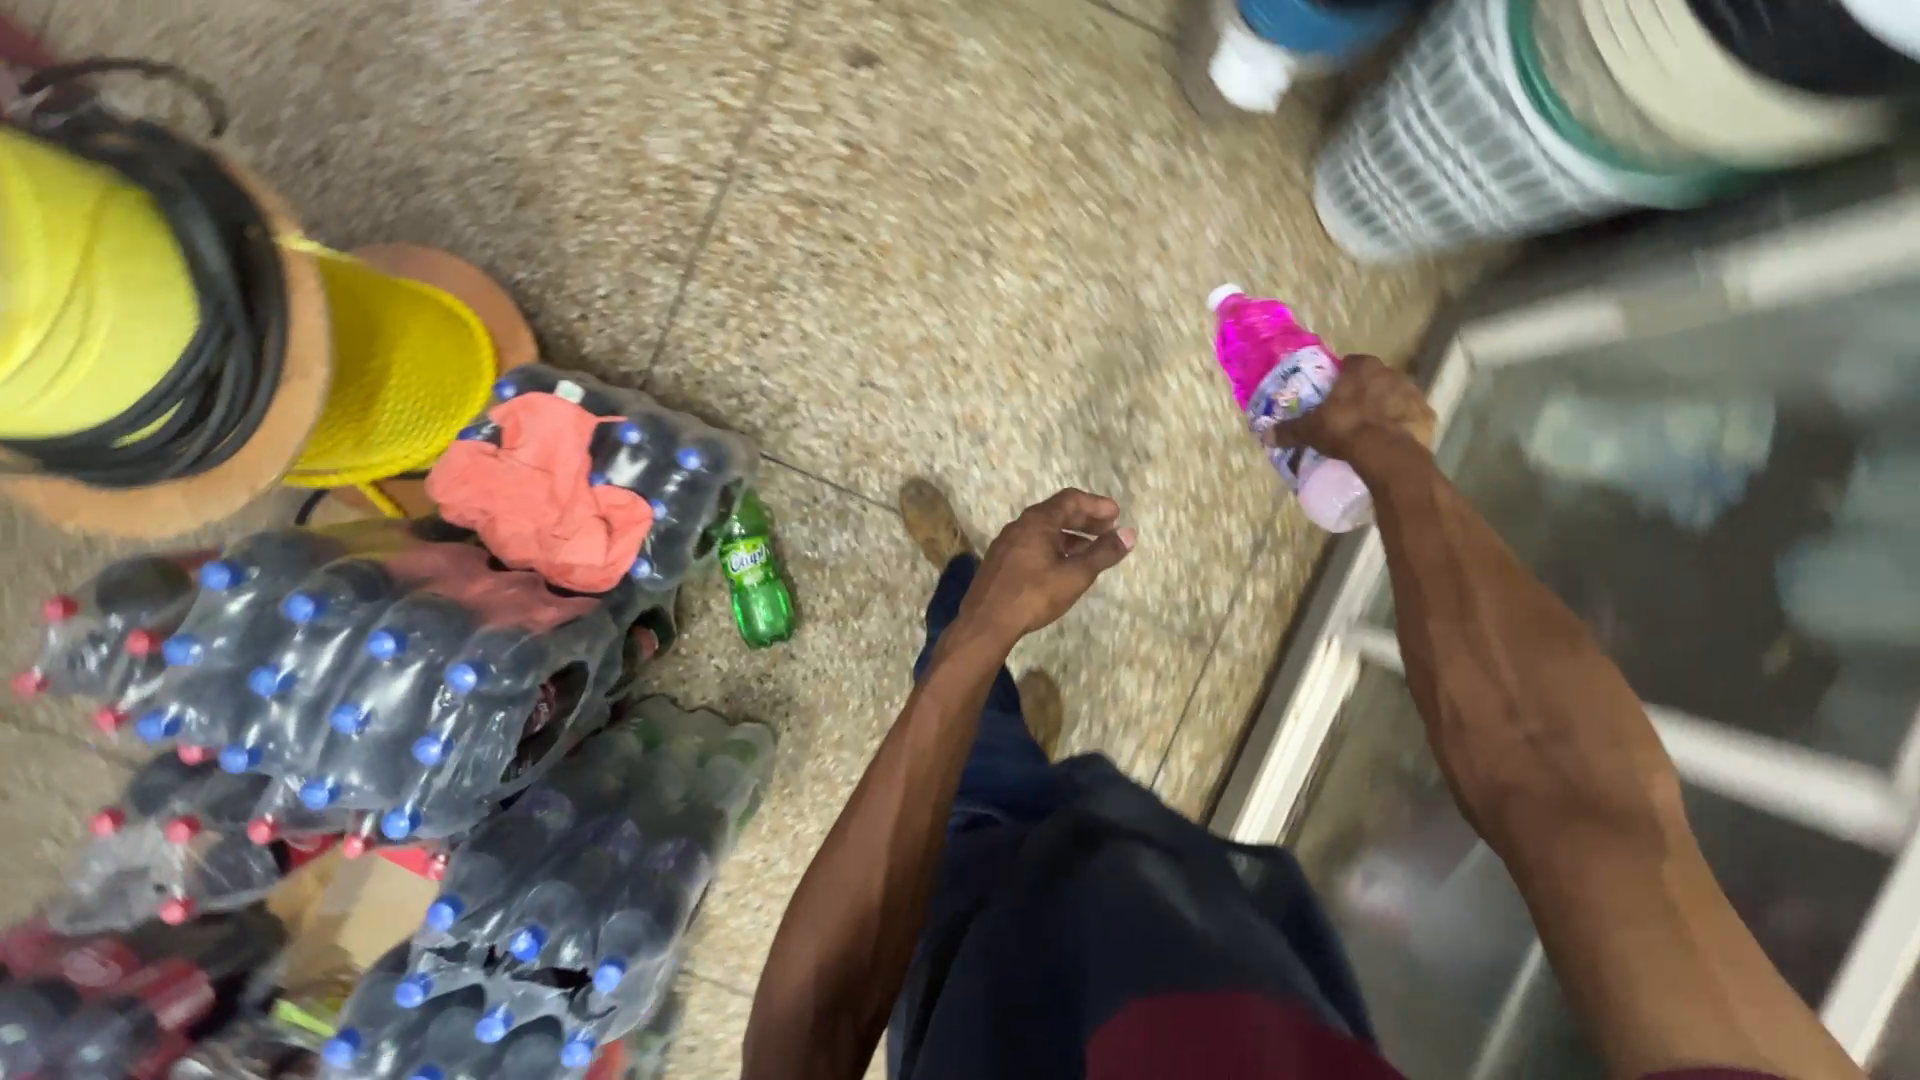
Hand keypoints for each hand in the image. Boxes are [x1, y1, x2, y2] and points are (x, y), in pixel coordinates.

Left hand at [956, 489, 1134, 646]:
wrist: (986, 622)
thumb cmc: (1034, 594)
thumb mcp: (1075, 574)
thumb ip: (1103, 553)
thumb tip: (1129, 534)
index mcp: (1037, 521)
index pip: (1071, 500)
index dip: (1096, 505)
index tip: (1116, 515)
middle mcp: (1019, 525)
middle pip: (1057, 513)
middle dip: (1085, 520)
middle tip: (1109, 531)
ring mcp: (1006, 543)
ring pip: (1044, 531)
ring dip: (1070, 536)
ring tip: (1091, 550)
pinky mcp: (1000, 562)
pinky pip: (1032, 544)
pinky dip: (1053, 547)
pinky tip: (1062, 566)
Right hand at [1263, 354, 1435, 461]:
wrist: (1387, 453)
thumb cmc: (1346, 429)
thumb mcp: (1311, 430)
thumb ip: (1289, 430)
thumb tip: (1266, 435)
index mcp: (1363, 369)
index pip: (1351, 363)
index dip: (1342, 376)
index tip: (1335, 392)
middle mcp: (1392, 373)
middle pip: (1376, 379)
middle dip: (1365, 392)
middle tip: (1350, 413)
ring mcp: (1414, 393)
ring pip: (1396, 396)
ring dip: (1386, 408)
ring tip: (1372, 430)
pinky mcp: (1427, 415)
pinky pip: (1412, 418)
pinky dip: (1403, 426)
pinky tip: (1391, 441)